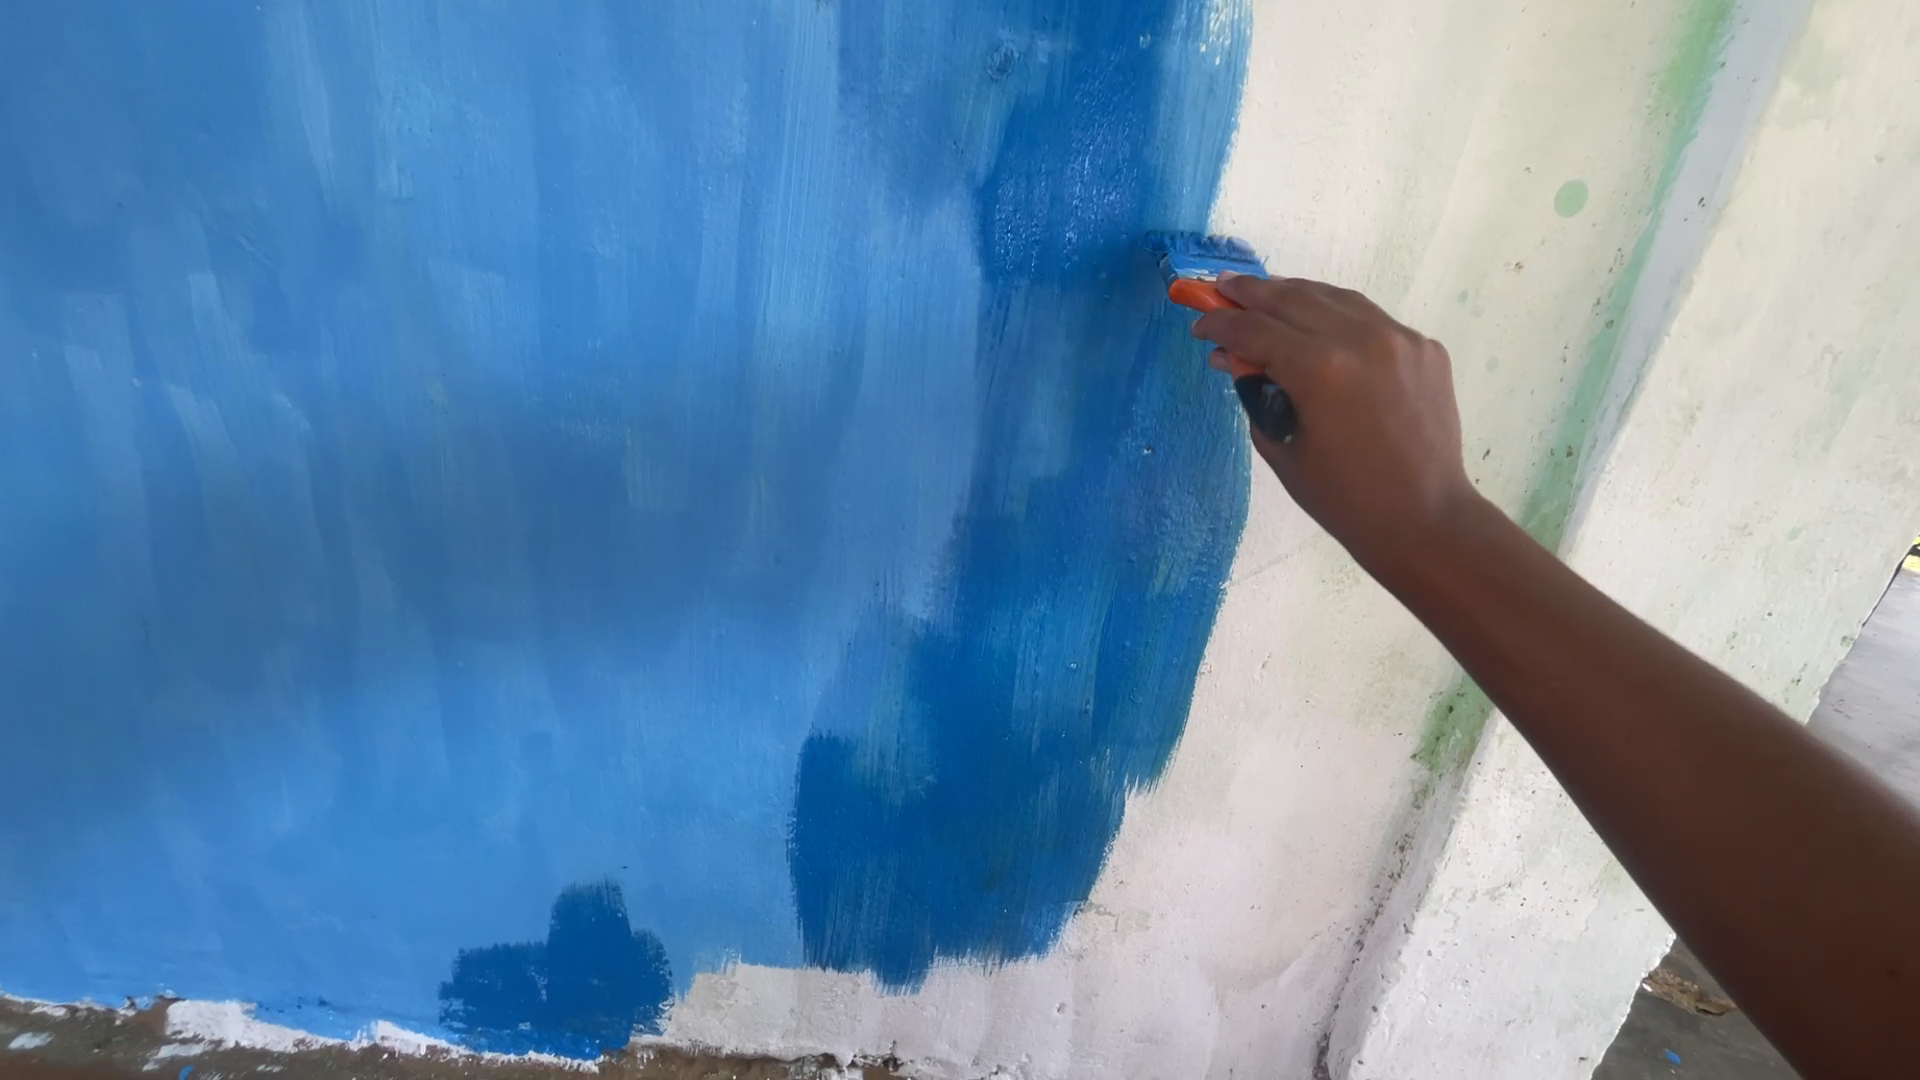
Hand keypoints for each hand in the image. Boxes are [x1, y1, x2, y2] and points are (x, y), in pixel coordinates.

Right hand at [1192, 274, 1479, 571]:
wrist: (1422, 516)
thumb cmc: (1339, 496)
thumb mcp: (1280, 446)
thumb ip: (1255, 393)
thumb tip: (1235, 359)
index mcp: (1319, 370)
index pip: (1255, 331)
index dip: (1221, 326)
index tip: (1199, 326)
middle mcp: (1361, 339)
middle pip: (1292, 298)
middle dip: (1250, 293)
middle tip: (1220, 289)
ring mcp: (1399, 338)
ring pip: (1333, 297)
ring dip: (1292, 293)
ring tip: (1263, 293)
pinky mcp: (1422, 346)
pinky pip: (1367, 317)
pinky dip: (1332, 313)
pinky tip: (1314, 321)